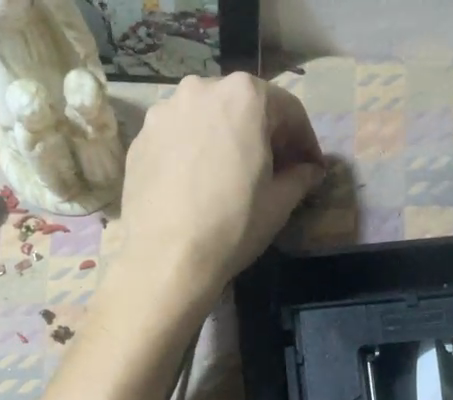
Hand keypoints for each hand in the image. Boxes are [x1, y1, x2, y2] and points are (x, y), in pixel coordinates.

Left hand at [113, 74, 324, 296]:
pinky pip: (178, 138)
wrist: (166, 258)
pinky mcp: (141, 138)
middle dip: (263, 135)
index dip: (305, 140)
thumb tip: (310, 170)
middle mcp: (201, 89)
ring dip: (225, 139)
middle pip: (243, 107)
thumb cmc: (232, 226)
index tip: (312, 168)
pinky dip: (193, 152)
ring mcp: (165, 111)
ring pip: (206, 119)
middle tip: (273, 170)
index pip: (288, 110)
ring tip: (230, 175)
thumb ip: (300, 177)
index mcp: (244, 96)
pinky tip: (197, 184)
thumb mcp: (279, 204)